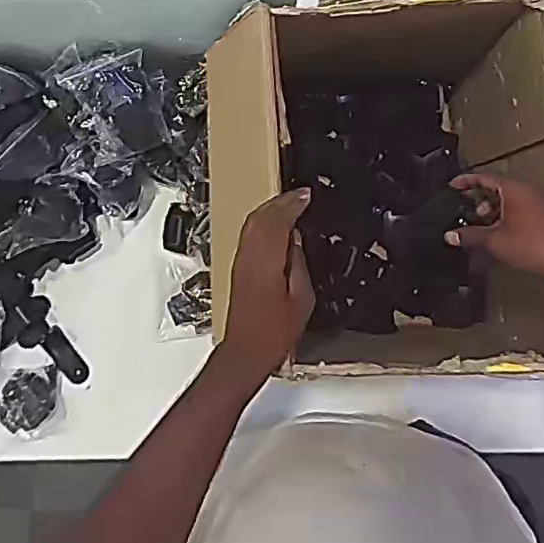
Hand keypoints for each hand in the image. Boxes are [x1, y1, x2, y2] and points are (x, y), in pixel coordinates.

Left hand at [216, 188, 313, 381]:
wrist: (247, 348)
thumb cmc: (275, 331)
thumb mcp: (302, 299)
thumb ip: (298, 264)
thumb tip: (294, 239)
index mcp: (266, 261)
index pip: (278, 220)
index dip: (292, 204)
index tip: (306, 195)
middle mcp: (249, 256)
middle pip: (261, 216)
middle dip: (281, 201)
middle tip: (300, 194)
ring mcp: (240, 260)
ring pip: (251, 222)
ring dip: (270, 207)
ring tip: (288, 202)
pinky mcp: (237, 266)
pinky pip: (248, 233)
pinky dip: (261, 220)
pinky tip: (273, 222)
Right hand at [444, 174, 543, 304]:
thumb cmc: (534, 246)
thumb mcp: (495, 241)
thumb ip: (470, 235)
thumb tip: (451, 235)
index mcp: (515, 189)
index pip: (485, 177)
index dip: (467, 181)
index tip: (454, 185)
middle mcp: (531, 191)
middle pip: (500, 188)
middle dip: (482, 200)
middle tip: (469, 212)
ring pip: (514, 200)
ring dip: (497, 211)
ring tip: (486, 227)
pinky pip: (527, 210)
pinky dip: (512, 217)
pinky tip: (506, 235)